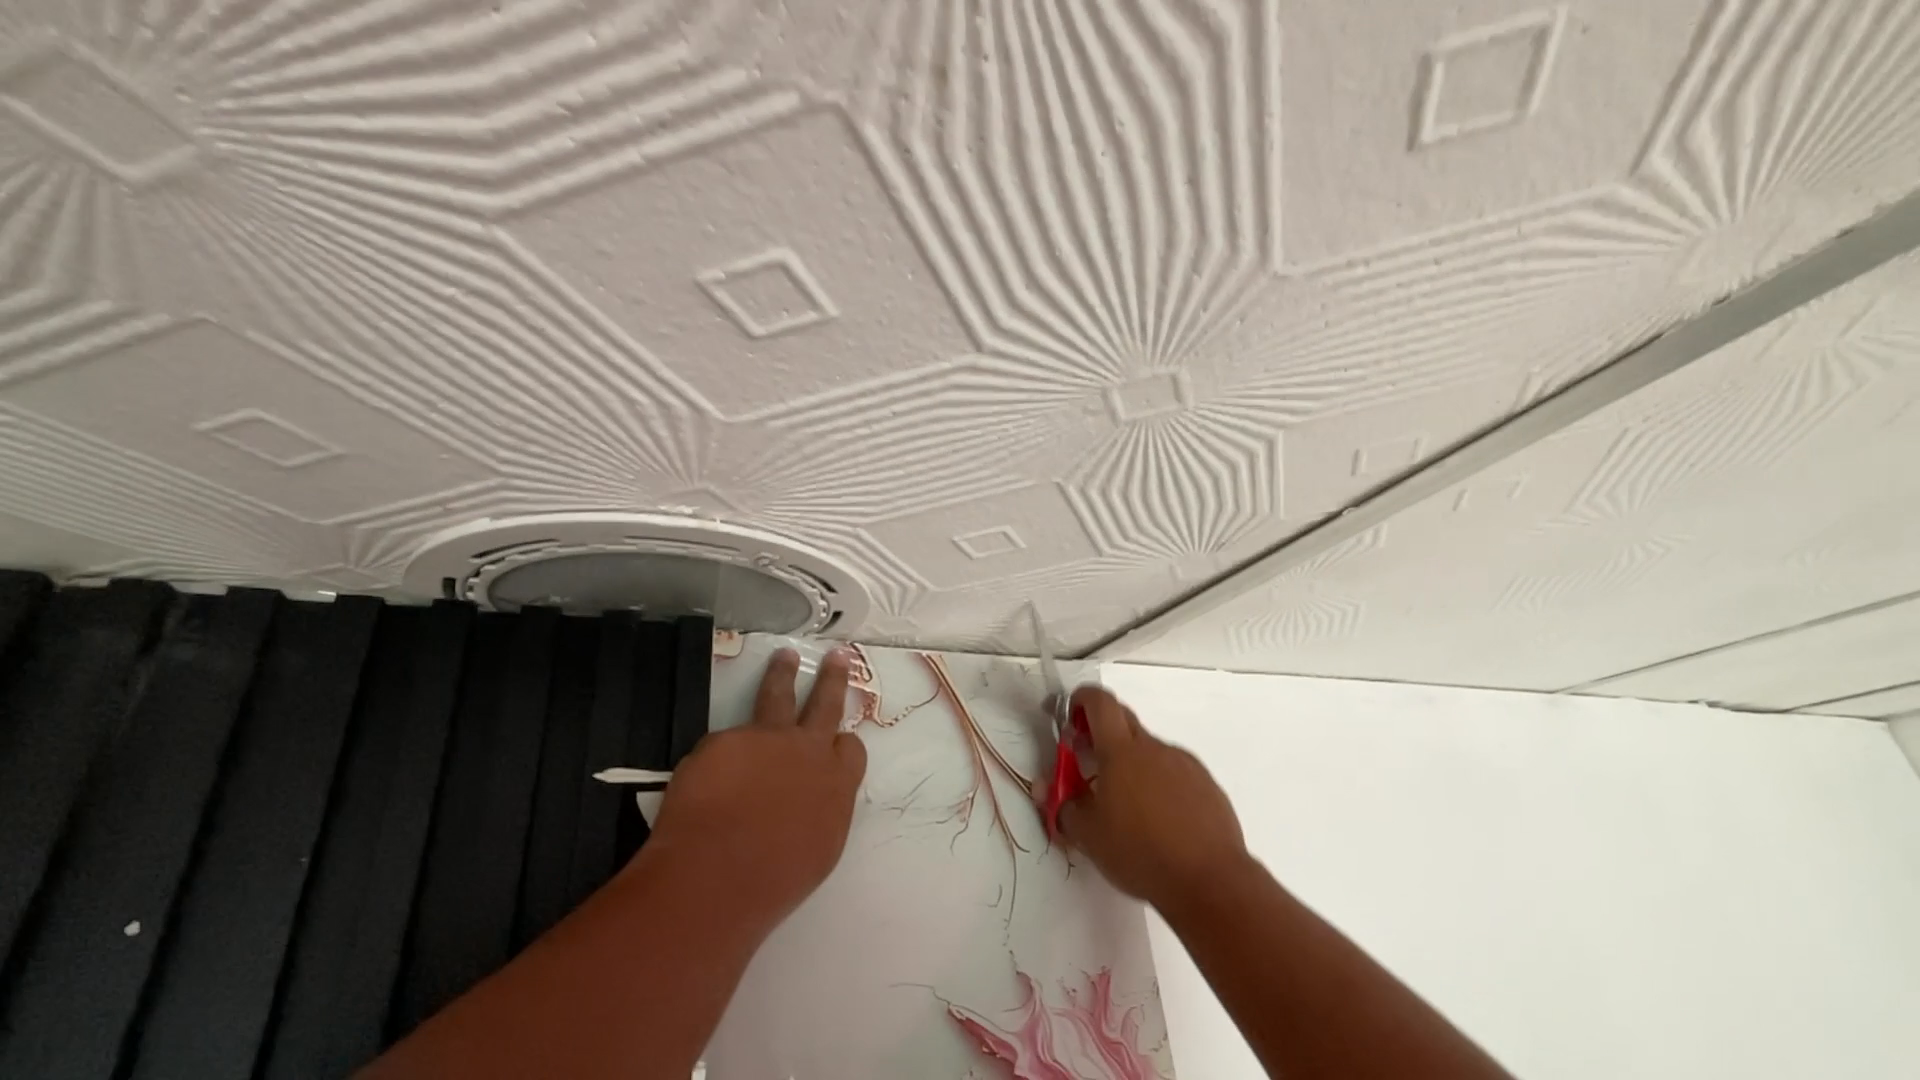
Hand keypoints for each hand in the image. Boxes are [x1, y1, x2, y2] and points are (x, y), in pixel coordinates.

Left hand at [644, 647, 867, 928]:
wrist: (718, 874)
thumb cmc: (775, 878)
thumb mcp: (818, 850)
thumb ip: (820, 811)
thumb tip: (810, 801)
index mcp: (837, 782)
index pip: (851, 750)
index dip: (844, 743)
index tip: (839, 739)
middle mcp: (807, 751)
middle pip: (824, 704)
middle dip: (832, 678)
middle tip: (836, 656)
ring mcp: (764, 740)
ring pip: (777, 696)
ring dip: (783, 674)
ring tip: (784, 656)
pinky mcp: (722, 740)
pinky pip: (724, 743)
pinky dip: (720, 756)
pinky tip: (706, 780)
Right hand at [1058, 685, 1250, 911]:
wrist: (1210, 880)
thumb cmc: (1139, 852)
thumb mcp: (1088, 836)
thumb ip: (1062, 806)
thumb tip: (1046, 787)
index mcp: (1121, 751)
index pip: (1100, 702)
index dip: (1081, 700)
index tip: (1070, 717)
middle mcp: (1155, 748)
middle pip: (1125, 723)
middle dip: (1102, 735)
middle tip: (1089, 765)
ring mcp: (1185, 765)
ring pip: (1151, 753)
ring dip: (1133, 766)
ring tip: (1128, 808)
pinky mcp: (1207, 786)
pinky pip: (1175, 774)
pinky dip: (1160, 786)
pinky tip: (1161, 823)